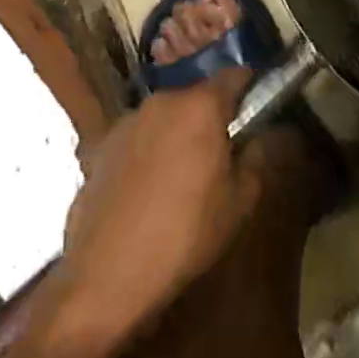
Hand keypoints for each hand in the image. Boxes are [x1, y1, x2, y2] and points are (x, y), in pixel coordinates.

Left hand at [0, 67, 261, 357]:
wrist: (105, 282)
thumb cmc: (187, 234)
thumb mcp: (244, 198)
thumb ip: (260, 155)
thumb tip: (263, 135)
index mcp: (199, 107)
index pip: (236, 75)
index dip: (254, 88)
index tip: (263, 107)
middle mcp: (158, 105)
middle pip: (197, 97)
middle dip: (214, 116)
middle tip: (228, 150)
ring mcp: (121, 128)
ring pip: (165, 119)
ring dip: (180, 134)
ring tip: (187, 175)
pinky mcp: (94, 155)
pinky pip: (137, 142)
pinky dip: (150, 155)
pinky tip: (152, 193)